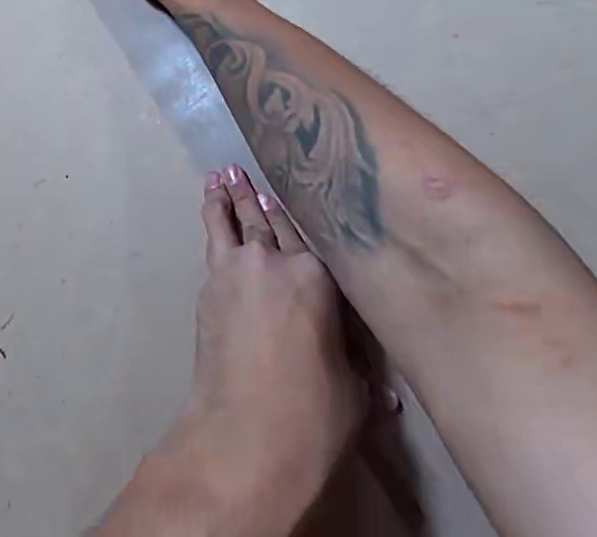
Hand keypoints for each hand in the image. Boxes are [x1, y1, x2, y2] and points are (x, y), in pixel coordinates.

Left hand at [181, 166, 363, 522]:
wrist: (247, 429)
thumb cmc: (314, 414)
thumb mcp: (354, 389)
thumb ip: (359, 369)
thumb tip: (387, 393)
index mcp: (319, 277)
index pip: (311, 237)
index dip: (302, 216)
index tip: (296, 192)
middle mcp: (277, 260)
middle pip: (269, 221)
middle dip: (259, 197)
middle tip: (244, 167)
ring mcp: (238, 268)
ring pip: (234, 222)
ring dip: (228, 197)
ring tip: (221, 174)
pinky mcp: (211, 284)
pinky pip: (214, 240)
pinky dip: (212, 220)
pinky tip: (210, 209)